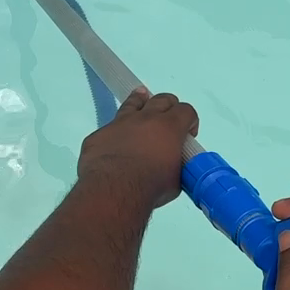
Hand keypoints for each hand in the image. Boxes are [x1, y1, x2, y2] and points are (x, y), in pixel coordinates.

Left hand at [76, 88, 198, 209]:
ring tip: (142, 99)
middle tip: (168, 121)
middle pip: (162, 99)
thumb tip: (171, 170)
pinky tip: (115, 143)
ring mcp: (120, 123)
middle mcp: (146, 118)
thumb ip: (175, 167)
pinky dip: (116, 132)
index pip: (186, 111)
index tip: (187, 135)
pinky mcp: (100, 134)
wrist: (113, 190)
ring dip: (140, 101)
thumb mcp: (175, 181)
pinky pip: (110, 127)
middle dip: (169, 107)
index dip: (189, 121)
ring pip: (134, 102)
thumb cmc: (150, 187)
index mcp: (170, 127)